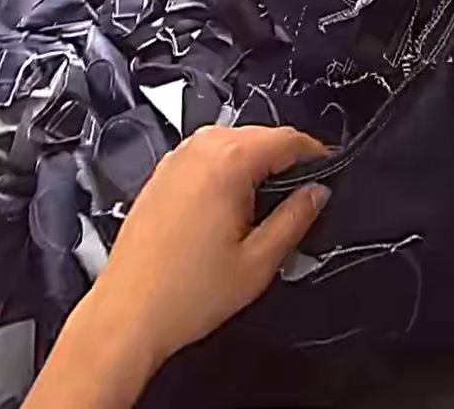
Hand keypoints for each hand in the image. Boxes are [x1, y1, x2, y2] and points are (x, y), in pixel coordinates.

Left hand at [88, 125, 330, 355]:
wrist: (126, 316)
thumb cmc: (181, 294)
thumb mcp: (258, 261)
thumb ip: (297, 218)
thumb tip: (317, 193)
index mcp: (229, 161)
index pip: (288, 138)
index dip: (315, 152)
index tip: (327, 166)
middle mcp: (202, 148)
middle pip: (262, 136)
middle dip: (285, 159)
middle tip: (300, 194)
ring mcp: (179, 156)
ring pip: (236, 142)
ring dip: (257, 163)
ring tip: (263, 206)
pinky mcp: (165, 169)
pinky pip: (210, 154)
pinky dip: (228, 169)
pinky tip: (229, 207)